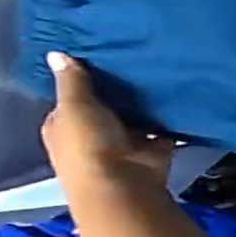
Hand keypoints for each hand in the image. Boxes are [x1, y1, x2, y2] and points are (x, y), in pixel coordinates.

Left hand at [42, 52, 174, 191]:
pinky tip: (179, 91)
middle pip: (106, 106)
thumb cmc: (88, 144)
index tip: (100, 52)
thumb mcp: (74, 105)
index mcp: (64, 126)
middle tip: (135, 52)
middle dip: (119, 88)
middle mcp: (92, 135)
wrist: (123, 184)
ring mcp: (125, 143)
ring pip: (136, 116)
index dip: (82, 78)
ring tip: (160, 66)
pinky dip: (170, 116)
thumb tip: (56, 51)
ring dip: (146, 101)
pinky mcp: (153, 149)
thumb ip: (71, 80)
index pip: (71, 97)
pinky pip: (163, 127)